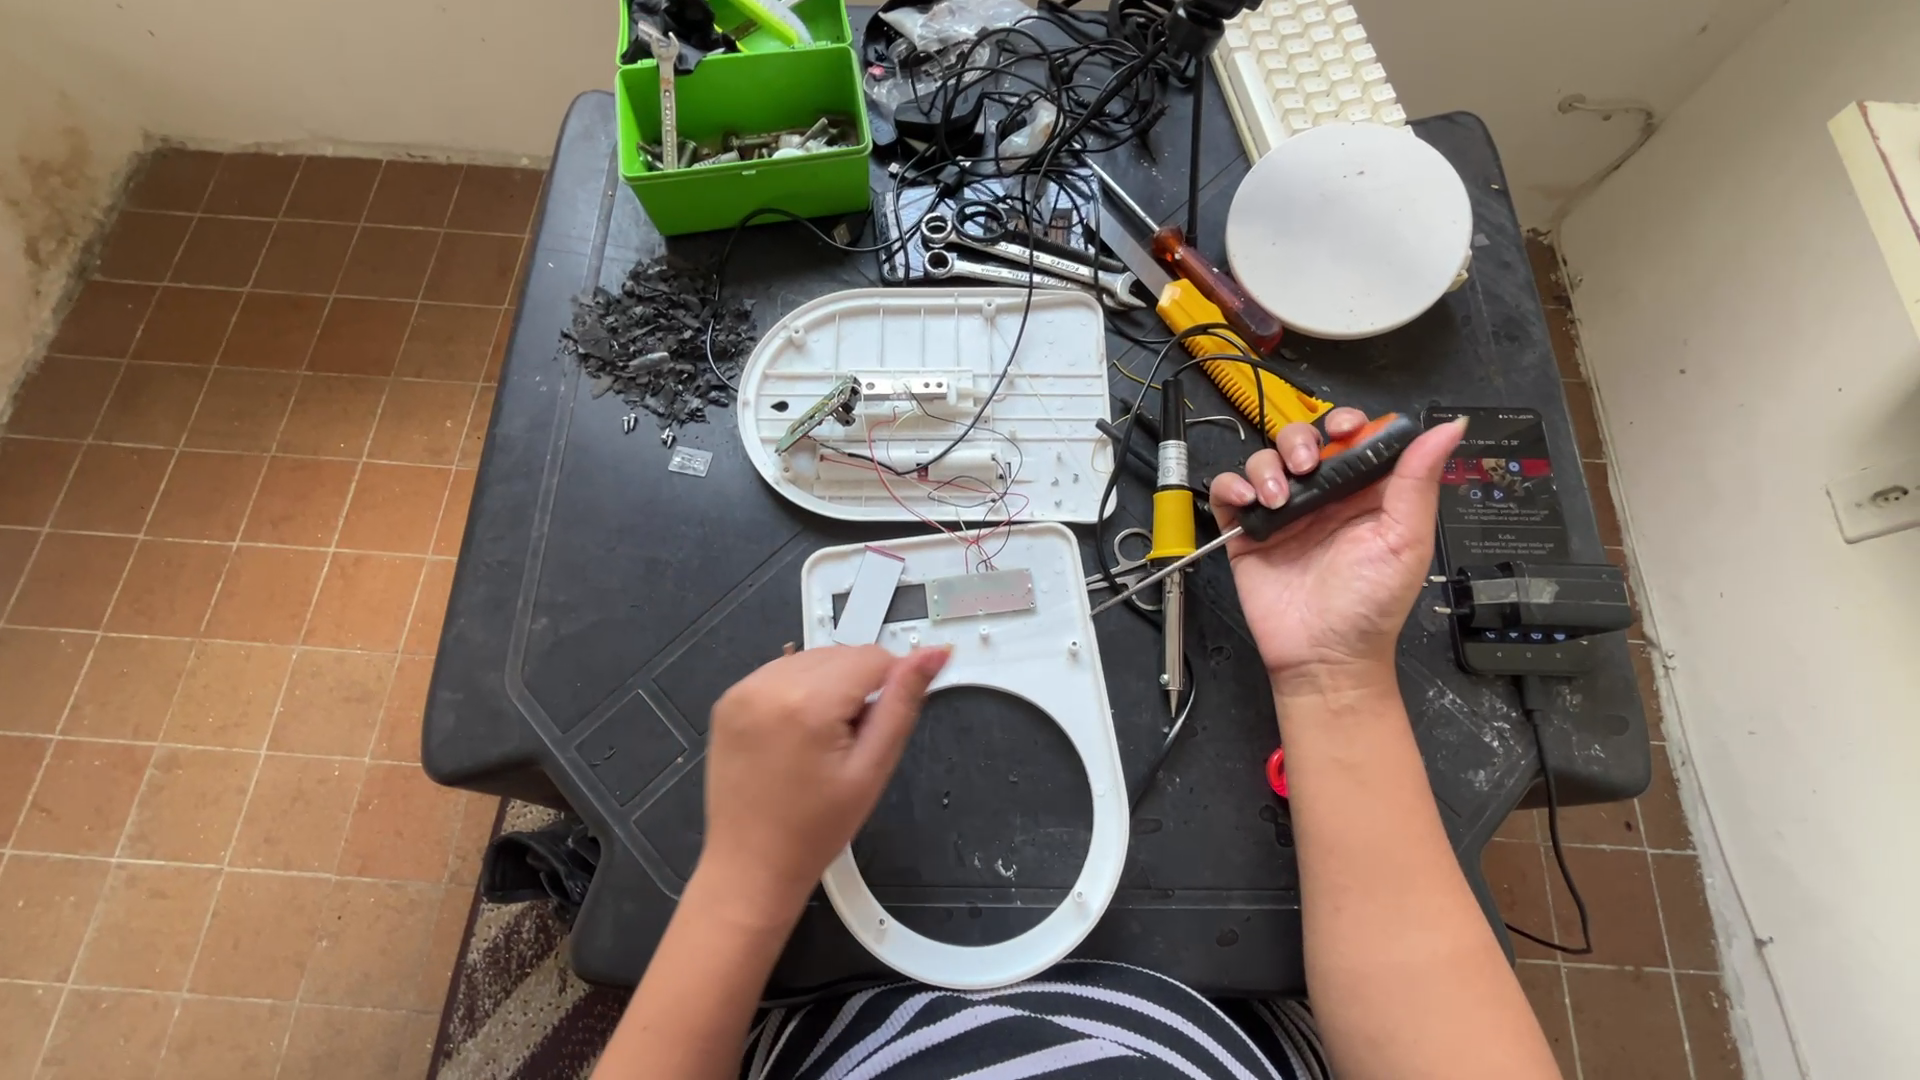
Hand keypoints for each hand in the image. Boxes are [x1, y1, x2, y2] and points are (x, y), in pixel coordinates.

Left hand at [699, 645, 951, 916]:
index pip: (874, 657)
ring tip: (820, 741)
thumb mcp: (873, 768)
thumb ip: (903, 702)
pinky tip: (797, 734)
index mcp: (808, 702)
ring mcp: (743, 690)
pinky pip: (782, 671)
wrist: (751, 866)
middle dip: (857, 688)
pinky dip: (799, 691)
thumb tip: (932, 656)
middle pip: (842, 654)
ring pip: (813, 659)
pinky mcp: (729, 699)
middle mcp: (769, 685)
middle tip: (848, 743)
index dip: (889, 687)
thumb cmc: (814, 829)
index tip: (877, 727)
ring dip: (828, 686)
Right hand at [1208, 409, 1467, 688]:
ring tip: (1276, 499)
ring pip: (1262, 460)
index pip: (1352, 438)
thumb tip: (1450, 427)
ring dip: (1265, 468)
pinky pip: (1228, 493)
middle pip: (1300, 440)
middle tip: (1304, 467)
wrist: (1322, 654)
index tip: (1343, 429)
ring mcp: (1281, 513)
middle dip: (1297, 440)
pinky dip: (1230, 487)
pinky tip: (1247, 503)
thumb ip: (1418, 481)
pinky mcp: (1246, 532)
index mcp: (1363, 494)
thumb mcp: (1405, 541)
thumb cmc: (1371, 605)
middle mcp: (1321, 497)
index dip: (1345, 422)